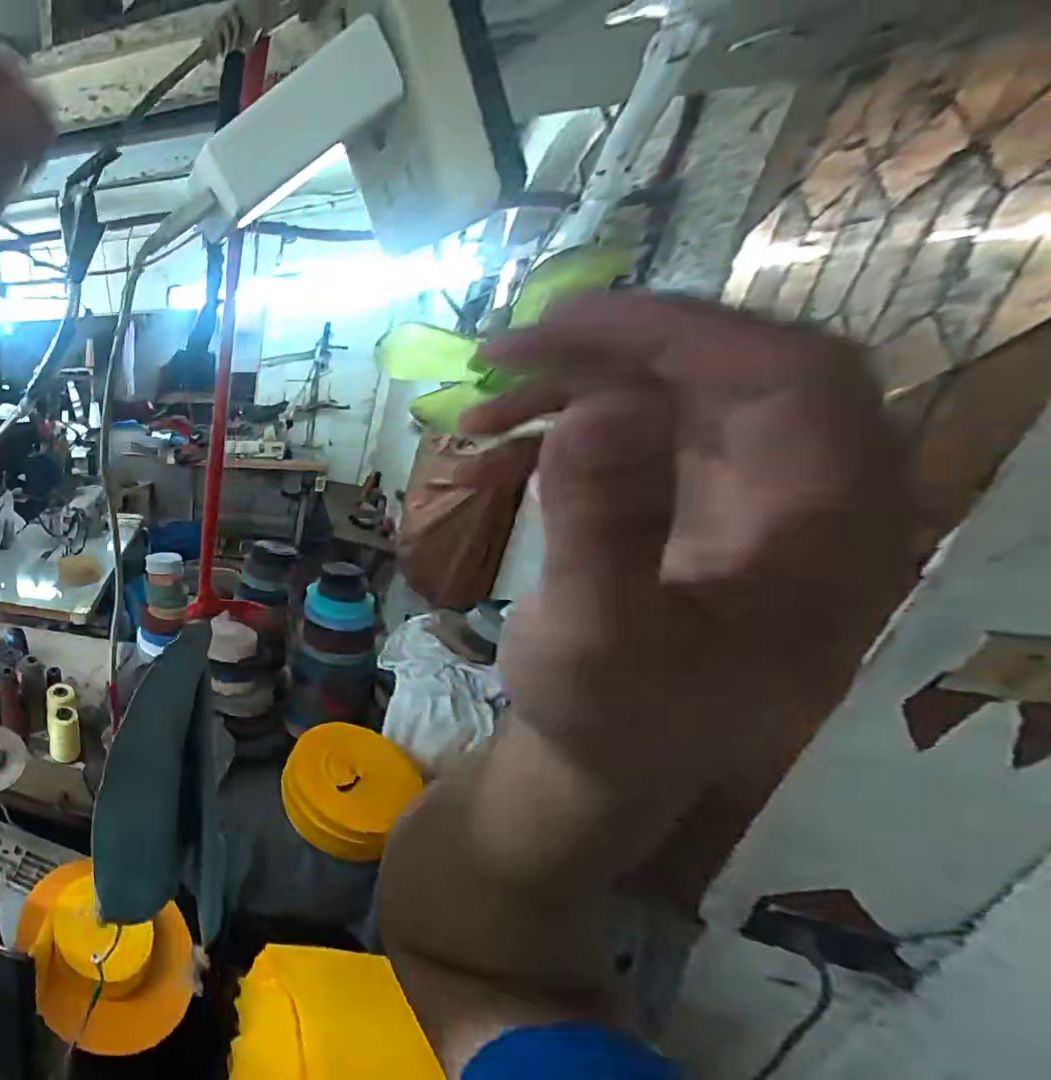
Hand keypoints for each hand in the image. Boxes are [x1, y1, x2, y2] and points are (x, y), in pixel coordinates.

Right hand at [463, 294, 914, 788]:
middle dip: (603, 353)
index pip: (787, 377)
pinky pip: (623, 439)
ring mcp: (737, 497)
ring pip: (664, 397)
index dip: (676, 332)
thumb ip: (600, 526)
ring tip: (474, 415)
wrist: (600, 756)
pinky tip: (485, 460)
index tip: (559, 322)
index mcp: (824, 528)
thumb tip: (594, 409)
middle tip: (501, 353)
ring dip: (564, 393)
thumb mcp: (595, 632)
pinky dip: (551, 435)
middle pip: (720, 372)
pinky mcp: (682, 506)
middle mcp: (799, 494)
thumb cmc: (610, 713)